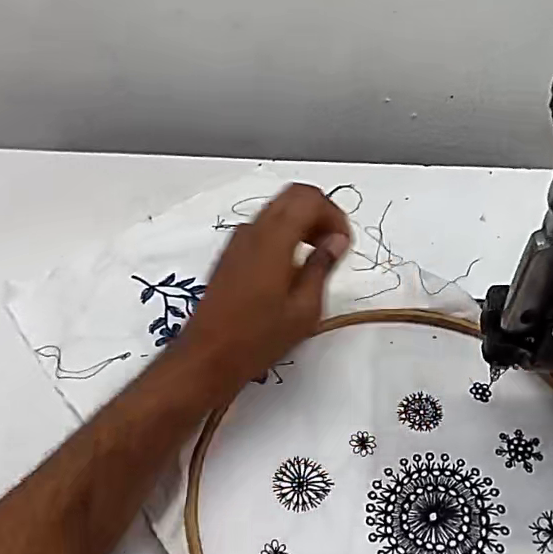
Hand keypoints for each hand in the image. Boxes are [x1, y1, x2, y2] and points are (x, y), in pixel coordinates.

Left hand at [175, 183, 350, 392]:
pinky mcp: (229, 256)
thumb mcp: (304, 308)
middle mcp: (252, 231)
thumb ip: (322, 266)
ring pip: (277, 211)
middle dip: (320, 215)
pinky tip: (291, 270)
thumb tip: (335, 241)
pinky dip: (283, 236)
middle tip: (333, 247)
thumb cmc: (258, 338)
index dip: (334, 215)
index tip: (343, 245)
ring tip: (315, 260)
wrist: (209, 356)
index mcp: (273, 239)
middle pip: (292, 197)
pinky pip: (262, 229)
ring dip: (301, 225)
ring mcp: (237, 242)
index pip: (309, 198)